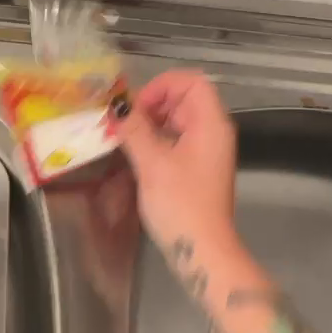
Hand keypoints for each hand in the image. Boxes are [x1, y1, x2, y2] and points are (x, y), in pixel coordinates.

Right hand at [110, 69, 238, 250]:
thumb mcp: (153, 165)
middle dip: (151, 105)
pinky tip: (136, 157)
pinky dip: (156, 143)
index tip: (134, 108)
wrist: (202, 250)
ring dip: (150, 125)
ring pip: (178, 123)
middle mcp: (213, 133)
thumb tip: (118, 109)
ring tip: (124, 140)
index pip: (190, 82)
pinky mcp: (197, 172)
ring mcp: (206, 153)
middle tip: (123, 125)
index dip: (160, 86)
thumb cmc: (180, 206)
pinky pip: (177, 144)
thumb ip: (135, 132)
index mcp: (210, 124)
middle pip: (184, 100)